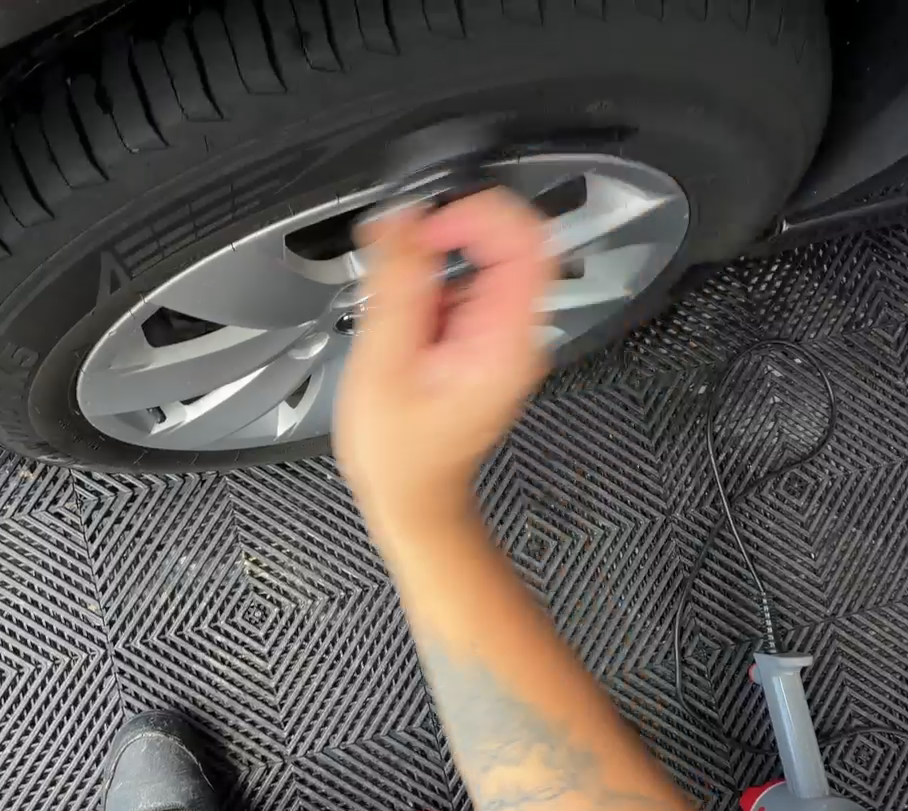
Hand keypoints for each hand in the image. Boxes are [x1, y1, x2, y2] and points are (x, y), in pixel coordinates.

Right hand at [332, 188, 555, 537]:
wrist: (412, 498)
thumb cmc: (401, 455)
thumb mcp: (383, 364)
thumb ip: (395, 285)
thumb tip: (401, 220)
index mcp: (505, 340)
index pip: (524, 237)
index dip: (472, 214)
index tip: (425, 230)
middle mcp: (517, 338)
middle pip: (502, 247)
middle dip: (443, 246)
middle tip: (399, 274)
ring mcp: (503, 344)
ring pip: (478, 269)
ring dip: (431, 279)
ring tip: (399, 330)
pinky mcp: (485, 349)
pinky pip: (464, 296)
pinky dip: (429, 300)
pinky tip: (406, 342)